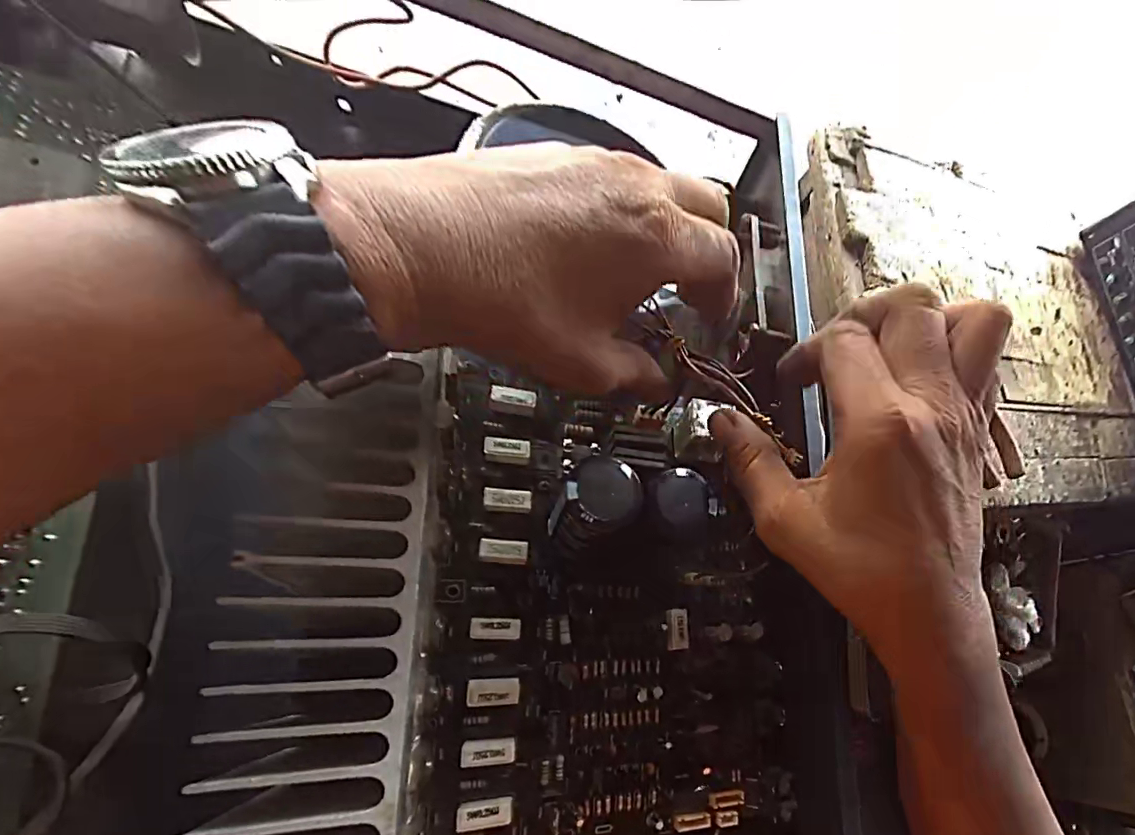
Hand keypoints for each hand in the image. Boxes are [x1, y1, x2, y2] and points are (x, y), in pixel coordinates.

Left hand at [317, 144, 738, 398]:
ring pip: (667, 185)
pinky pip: (619, 177)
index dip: (725, 296)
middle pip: (711, 208)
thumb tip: (655, 380)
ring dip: (672, 228)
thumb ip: (638, 374)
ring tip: (643, 271)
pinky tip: (598, 247)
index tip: (708, 317)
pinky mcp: (558, 154)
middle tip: (692, 289)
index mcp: (656, 238)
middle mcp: (635, 186)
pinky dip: (629, 211)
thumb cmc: (496, 299)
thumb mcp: (585, 362)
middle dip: (711, 252)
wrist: (408, 248)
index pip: (724, 259)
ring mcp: (595, 162)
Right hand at [713, 284, 1012, 676]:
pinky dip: (957, 351)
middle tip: (840, 349)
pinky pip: (988, 361)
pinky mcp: (978, 432)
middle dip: (864, 313)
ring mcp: (964, 416)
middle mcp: (932, 406)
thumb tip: (724, 422)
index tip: (793, 382)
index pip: (844, 339)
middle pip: (912, 305)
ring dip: (930, 319)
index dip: (807, 351)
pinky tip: (920, 383)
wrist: (930, 608)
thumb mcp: (788, 523)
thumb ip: (752, 463)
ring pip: (975, 319)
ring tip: (893, 348)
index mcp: (880, 423)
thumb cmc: (863, 572)